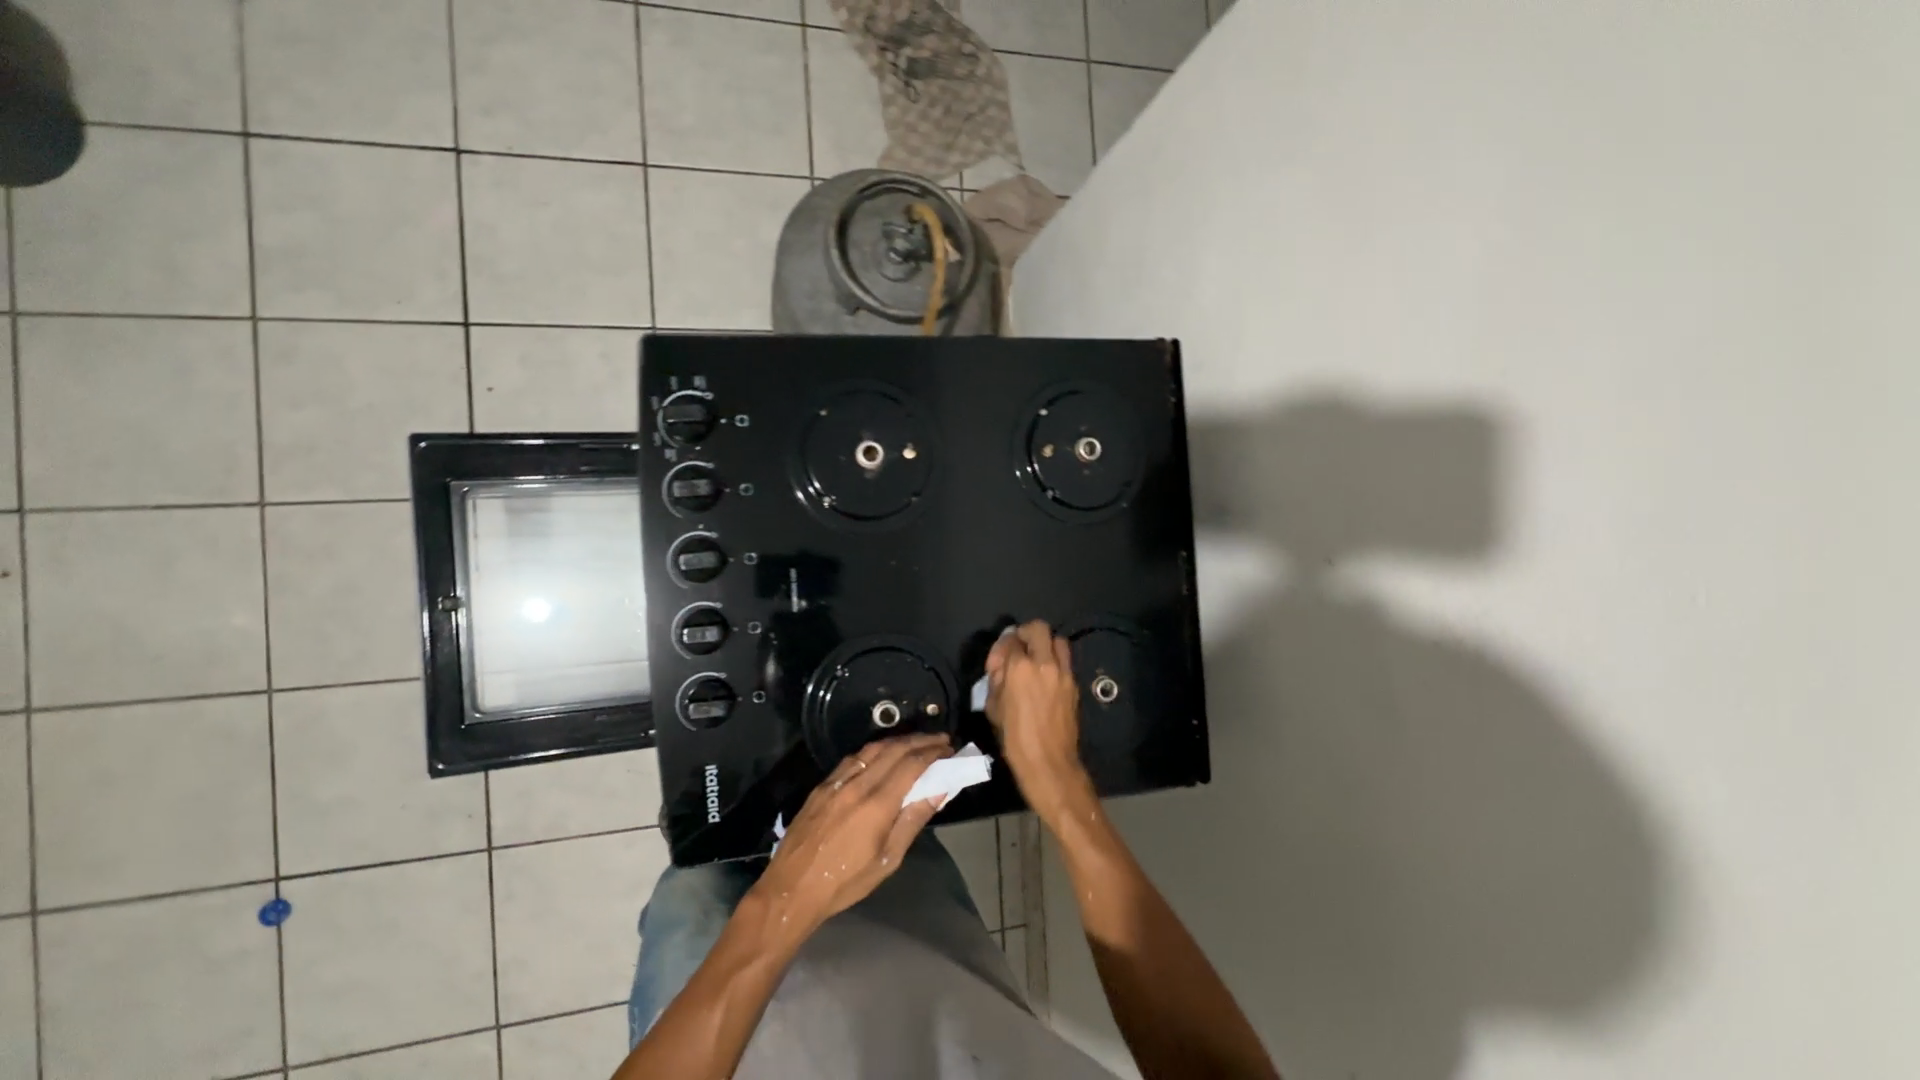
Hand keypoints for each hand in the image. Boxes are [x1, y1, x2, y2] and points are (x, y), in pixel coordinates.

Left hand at [750, 733, 953, 937]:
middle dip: (920, 741)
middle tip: (940, 741)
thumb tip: (939, 791)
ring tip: (916, 744)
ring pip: (872, 750)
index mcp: (876, 804)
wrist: (793, 888)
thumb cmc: (846, 882)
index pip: (911, 765)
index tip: (950, 750)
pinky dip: (874, 751)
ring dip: (897, 742)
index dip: (933, 753)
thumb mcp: (888, 859)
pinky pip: (853, 759)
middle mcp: (857, 785)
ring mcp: (836, 783)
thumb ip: (913, 820)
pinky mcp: (821, 787)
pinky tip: (882, 756)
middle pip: (893, 750)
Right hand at [986, 620, 1096, 827]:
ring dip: (1045, 644)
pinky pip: (1066, 661)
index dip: (1002, 647)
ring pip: (1058, 640)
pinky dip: (1055, 661)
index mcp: (1020, 668)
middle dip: (1025, 633)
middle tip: (1018, 648)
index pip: (1010, 640)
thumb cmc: (1015, 739)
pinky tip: (1046, 678)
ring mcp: (1064, 673)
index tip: (998, 661)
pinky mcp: (1075, 685)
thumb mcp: (994, 708)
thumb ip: (997, 680)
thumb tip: (1001, 667)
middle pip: (1038, 628)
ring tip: (1035, 660)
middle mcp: (1045, 663)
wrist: (1049, 762)